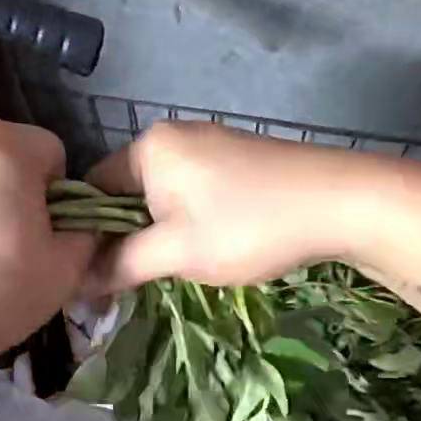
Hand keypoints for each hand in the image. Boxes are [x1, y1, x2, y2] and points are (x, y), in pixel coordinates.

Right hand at [89, 122, 374, 290]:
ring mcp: (207, 145)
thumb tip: (76, 282)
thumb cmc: (248, 226)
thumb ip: (120, 264)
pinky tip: (199, 249)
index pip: (92, 191)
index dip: (85, 237)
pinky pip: (187, 193)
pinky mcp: (233, 160)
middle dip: (122, 238)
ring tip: (164, 271)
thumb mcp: (176, 252)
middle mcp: (172, 137)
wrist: (343, 203)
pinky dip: (182, 223)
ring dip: (153, 235)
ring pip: (158, 197)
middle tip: (124, 283)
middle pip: (124, 194)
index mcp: (148, 148)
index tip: (87, 277)